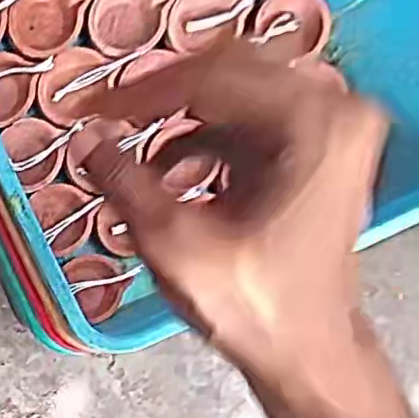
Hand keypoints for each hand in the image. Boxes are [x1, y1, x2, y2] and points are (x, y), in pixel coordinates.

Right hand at [86, 43, 389, 376]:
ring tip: (128, 148)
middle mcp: (332, 112)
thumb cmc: (247, 301)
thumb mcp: (171, 241)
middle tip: (103, 115)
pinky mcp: (309, 155)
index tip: (86, 109)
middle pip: (228, 72)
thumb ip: (123, 182)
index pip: (210, 77)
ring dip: (174, 119)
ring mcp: (325, 131)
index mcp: (312, 123)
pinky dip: (196, 141)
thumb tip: (86, 140)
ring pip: (233, 95)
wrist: (300, 346)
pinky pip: (242, 124)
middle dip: (157, 95)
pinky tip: (164, 173)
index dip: (137, 93)